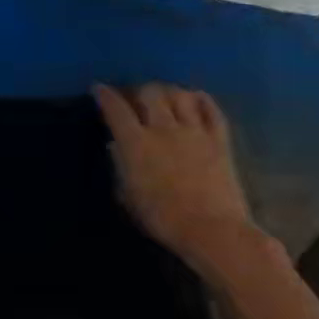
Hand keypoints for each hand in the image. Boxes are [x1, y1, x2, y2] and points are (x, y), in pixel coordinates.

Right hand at [92, 82, 256, 262]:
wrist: (211, 230)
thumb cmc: (161, 218)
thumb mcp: (128, 195)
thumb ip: (121, 166)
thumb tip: (117, 147)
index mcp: (136, 144)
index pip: (116, 110)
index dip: (105, 95)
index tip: (99, 89)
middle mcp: (164, 129)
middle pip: (150, 93)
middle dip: (139, 91)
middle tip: (135, 99)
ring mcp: (195, 132)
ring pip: (180, 95)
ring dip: (169, 92)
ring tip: (164, 98)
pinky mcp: (219, 140)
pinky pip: (212, 109)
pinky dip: (201, 99)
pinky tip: (194, 100)